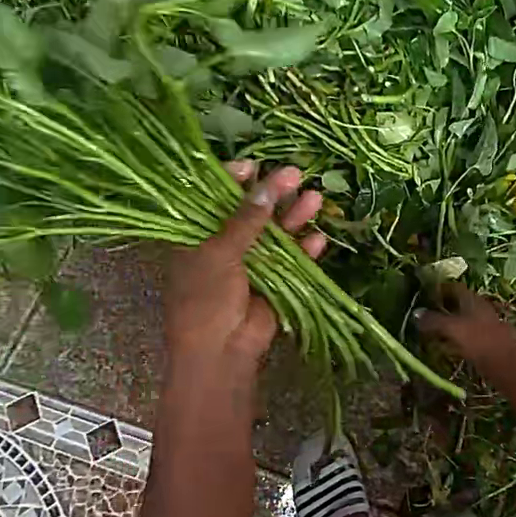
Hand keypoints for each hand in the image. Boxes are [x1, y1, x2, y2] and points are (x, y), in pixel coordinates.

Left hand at [162, 161, 325, 387]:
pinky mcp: (275, 280)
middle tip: (295, 174)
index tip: (254, 166)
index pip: (214, 197)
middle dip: (274, 193)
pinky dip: (306, 250)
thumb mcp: (219, 253)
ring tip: (316, 199)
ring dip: (295, 217)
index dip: (233, 180)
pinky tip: (319, 239)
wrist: (220, 350)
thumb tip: (266, 184)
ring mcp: (252, 261)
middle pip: (252, 211)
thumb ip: (245, 220)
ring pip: (276, 233)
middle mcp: (224, 243)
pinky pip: (293, 260)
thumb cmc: (205, 298)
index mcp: (197, 234)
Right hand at [415, 283, 515, 368]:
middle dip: (442, 306)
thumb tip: (416, 313)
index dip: (438, 289)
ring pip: (463, 318)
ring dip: (449, 321)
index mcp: (472, 299)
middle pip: (458, 302)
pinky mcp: (487, 339)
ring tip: (432, 329)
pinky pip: (467, 332)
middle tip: (424, 312)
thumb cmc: (478, 341)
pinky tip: (447, 344)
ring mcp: (485, 323)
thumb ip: (433, 320)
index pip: (453, 287)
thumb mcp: (452, 328)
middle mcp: (480, 307)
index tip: (423, 294)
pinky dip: (456, 335)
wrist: (505, 365)